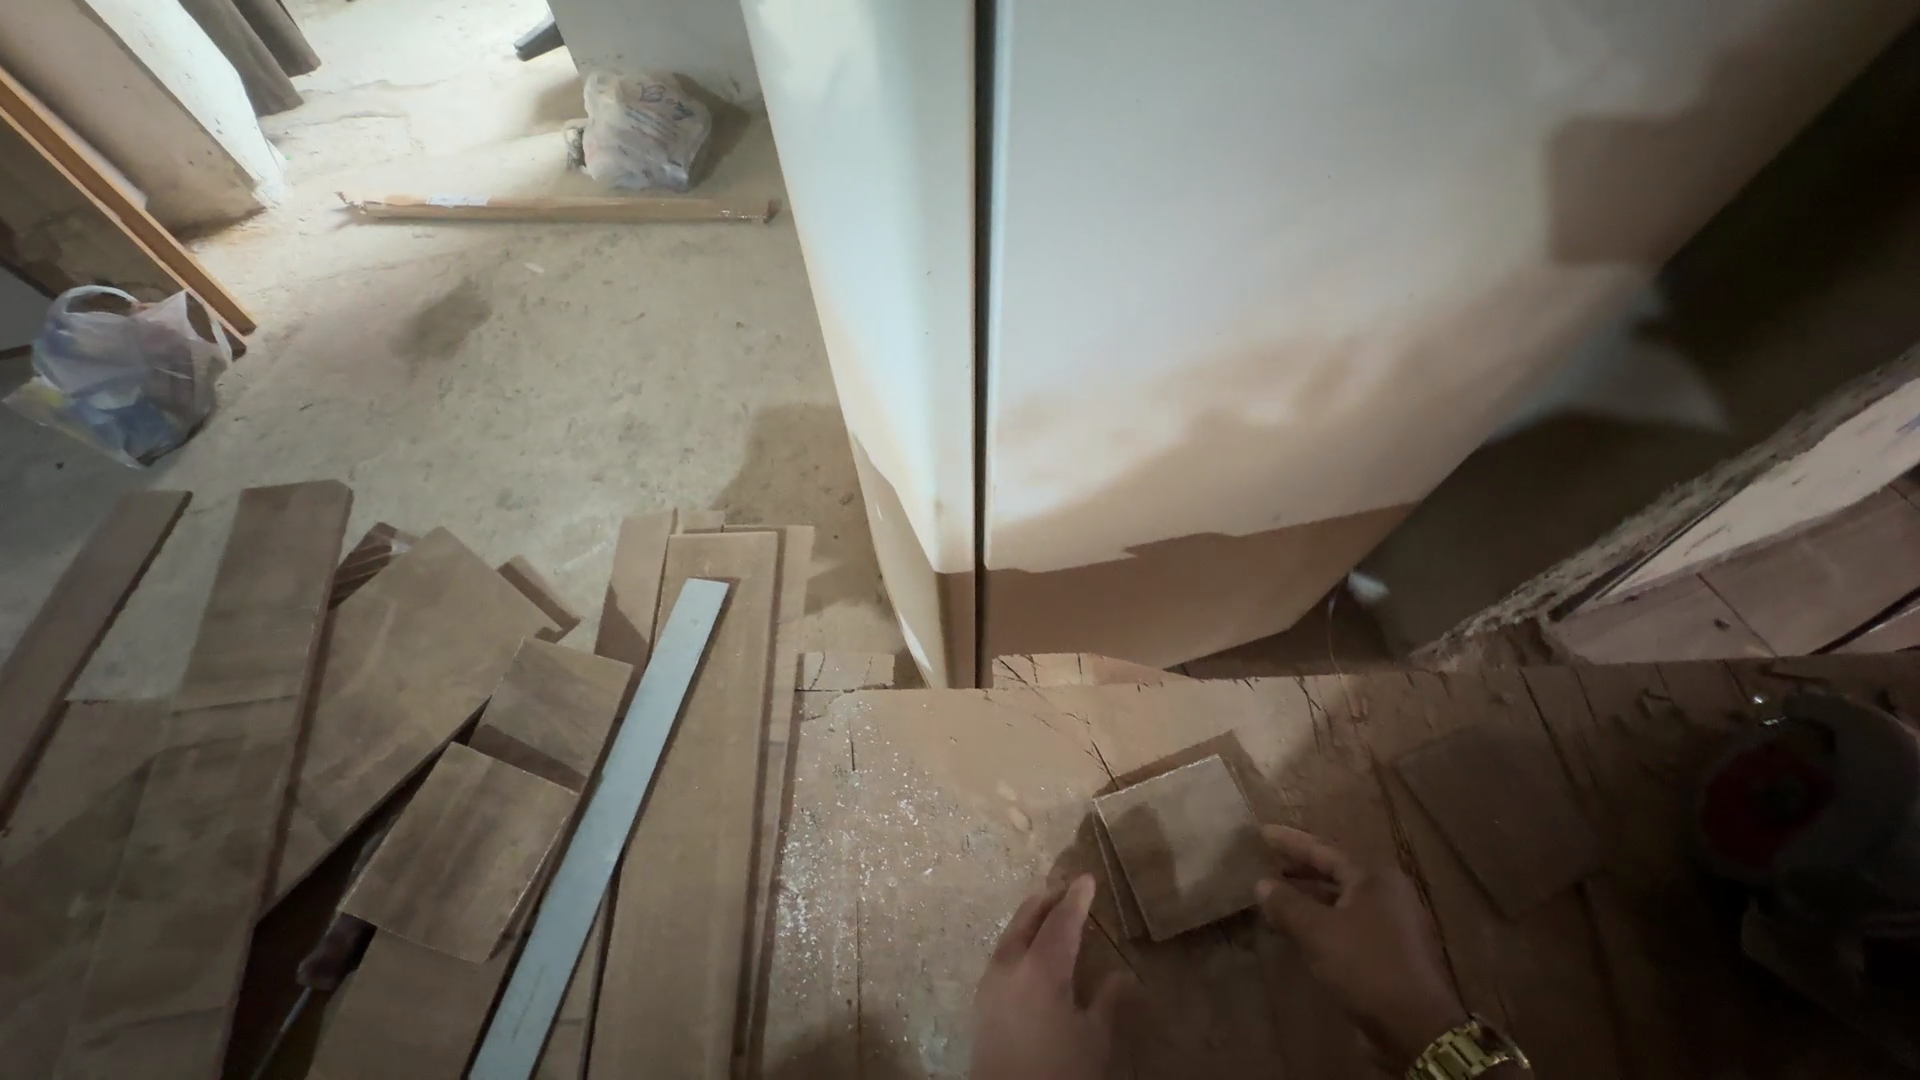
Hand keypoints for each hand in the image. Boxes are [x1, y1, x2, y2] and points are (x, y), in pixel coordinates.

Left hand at [970, 874, 1134, 1079]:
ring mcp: (990, 981)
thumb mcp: (1094, 1041)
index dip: (1077, 898)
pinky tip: (1030, 950)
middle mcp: (1010, 964)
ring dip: (1031, 917)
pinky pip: (1002, 953)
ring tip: (1050, 913)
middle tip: (1067, 888)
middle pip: (1028, 917)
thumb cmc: (1060, 1073)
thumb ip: (1107, 1001)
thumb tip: (1124, 976)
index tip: (1087, 878)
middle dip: (1048, 899)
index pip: (1062, 921)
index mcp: (1041, 968)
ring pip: (1011, 933)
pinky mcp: (981, 1000)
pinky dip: (1019, 939)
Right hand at [1255, 825, 1467, 1065]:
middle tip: (1266, 861)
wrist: (1416, 1028)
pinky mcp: (1388, 951)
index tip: (1261, 833)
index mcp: (1373, 877)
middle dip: (1298, 868)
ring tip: (1275, 894)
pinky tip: (1298, 928)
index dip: (1290, 841)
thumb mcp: (1317, 931)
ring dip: (1307, 896)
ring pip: (1340, 899)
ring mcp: (1390, 923)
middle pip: (1334, 871)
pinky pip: (1346, 922)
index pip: (1324, 848)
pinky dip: (1320, 920)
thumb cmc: (1366, 965)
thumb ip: (1286, 904)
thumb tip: (1261, 884)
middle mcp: (1386, 893)